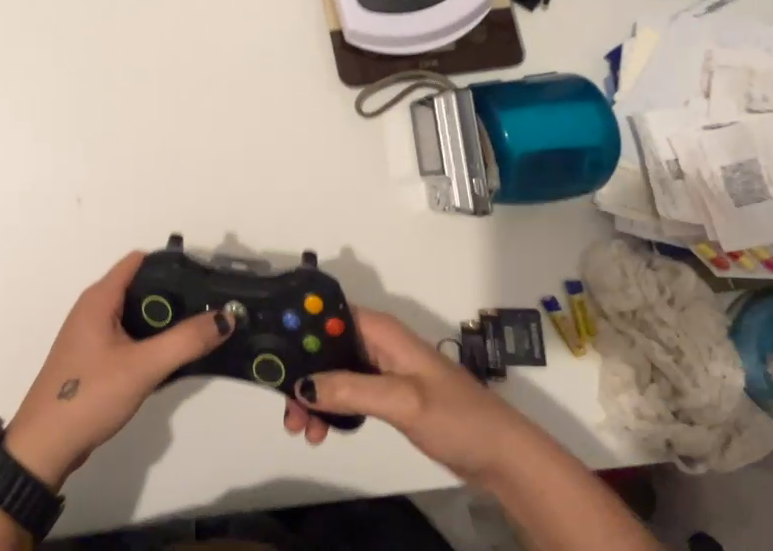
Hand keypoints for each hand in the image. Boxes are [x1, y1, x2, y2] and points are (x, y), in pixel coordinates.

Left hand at [2, 252, 235, 489]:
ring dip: (165, 322)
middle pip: (140, 288)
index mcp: (99, 299)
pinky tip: (176, 357)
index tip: (206, 276)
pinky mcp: (95, 359)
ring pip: (136, 316)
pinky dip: (152, 342)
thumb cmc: (90, 394)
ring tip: (203, 330)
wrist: (47, 443)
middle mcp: (94, 309)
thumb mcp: (142, 367)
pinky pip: (130, 338)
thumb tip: (225, 317)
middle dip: (175, 296)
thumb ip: (185, 341)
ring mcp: (93, 335)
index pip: (138, 262)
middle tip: (214, 308)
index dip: (172, 264)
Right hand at [282, 306, 538, 483]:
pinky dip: (328, 408)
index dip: (294, 328)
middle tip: (287, 408)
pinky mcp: (384, 393)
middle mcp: (375, 342)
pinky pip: (343, 391)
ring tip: (302, 430)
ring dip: (311, 396)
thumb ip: (350, 390)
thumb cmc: (458, 418)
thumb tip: (301, 385)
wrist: (503, 457)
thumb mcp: (402, 402)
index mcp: (380, 330)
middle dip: (299, 373)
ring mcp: (379, 368)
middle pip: (320, 346)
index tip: (269, 355)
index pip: (324, 314)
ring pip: (328, 372)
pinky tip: (320, 431)